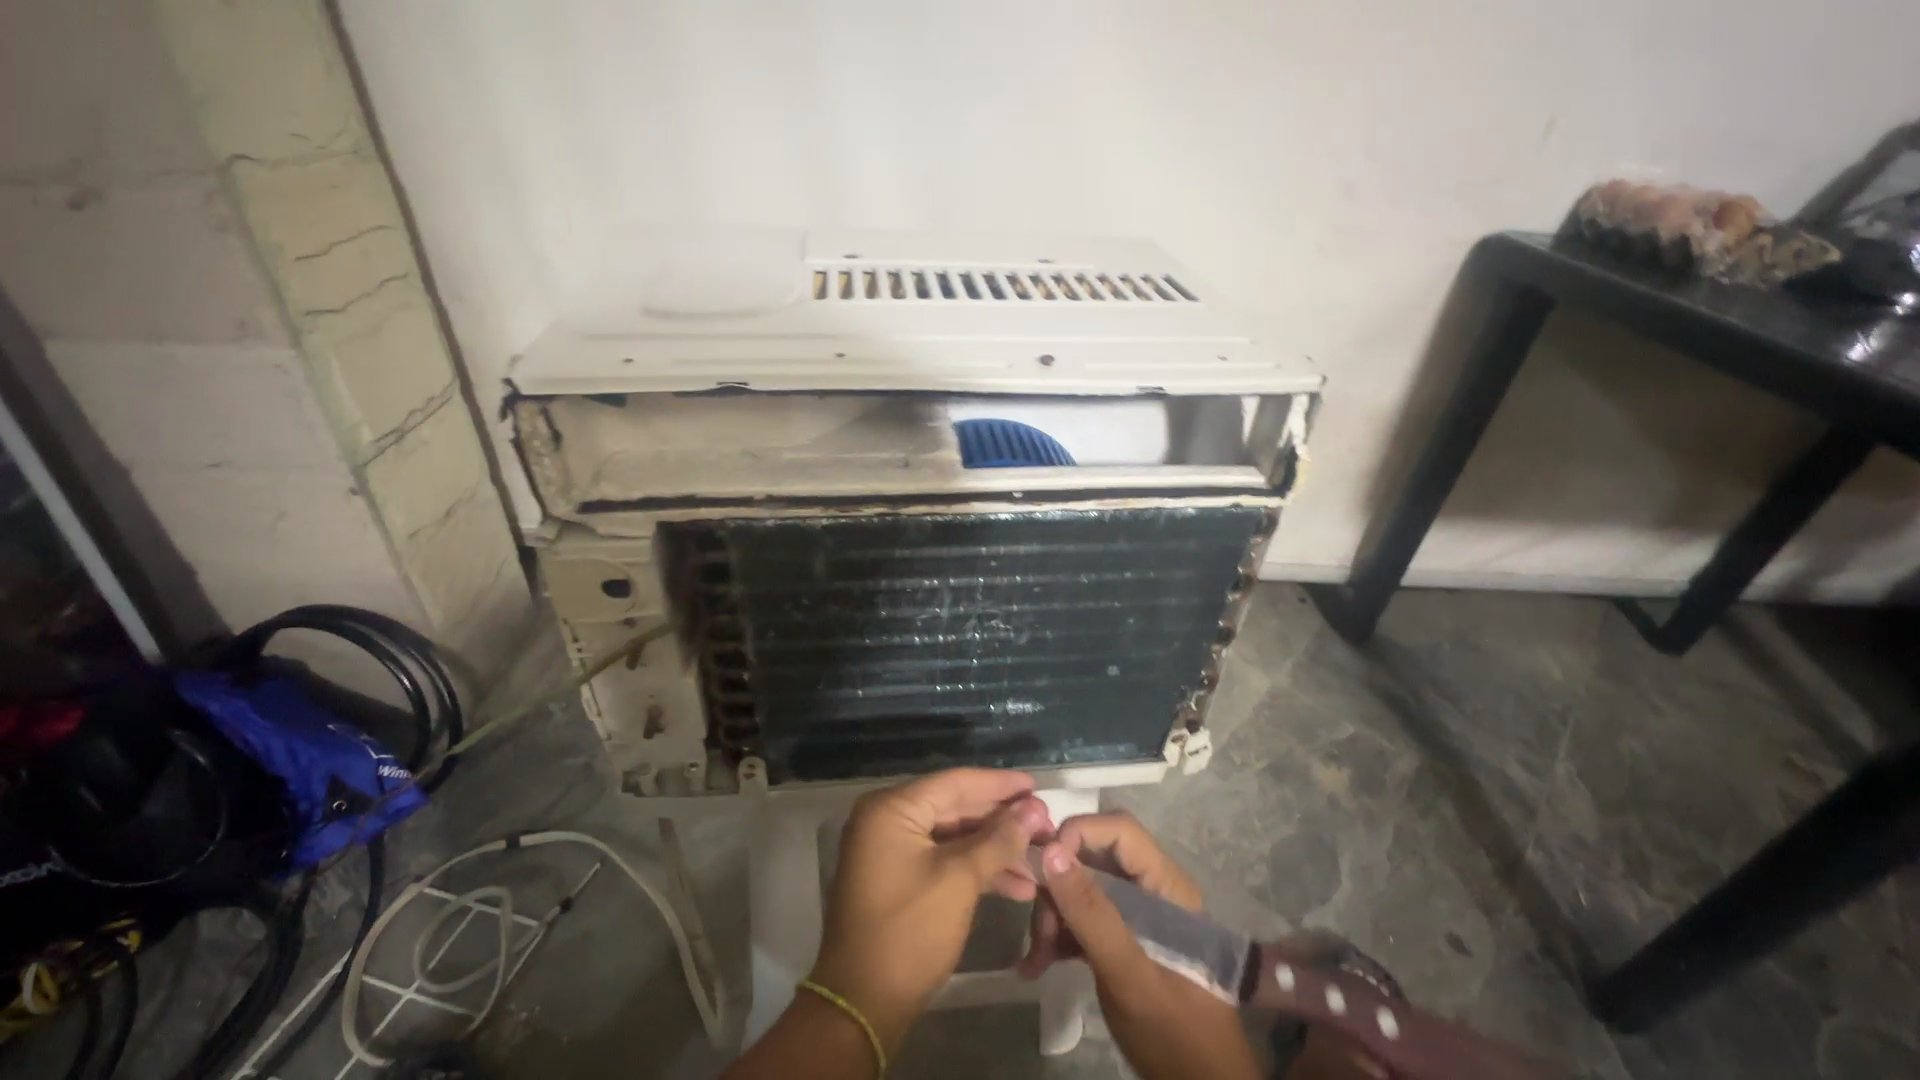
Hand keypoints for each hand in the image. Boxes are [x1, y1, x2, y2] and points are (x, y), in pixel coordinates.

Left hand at [810, 768, 1049, 1052]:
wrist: (864, 1002)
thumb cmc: (910, 931)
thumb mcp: (960, 880)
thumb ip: (999, 839)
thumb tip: (1034, 808)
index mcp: (892, 809)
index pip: (955, 783)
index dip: (1000, 784)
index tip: (1039, 786)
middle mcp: (887, 821)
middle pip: (955, 807)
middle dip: (1002, 819)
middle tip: (1046, 825)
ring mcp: (892, 852)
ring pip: (954, 837)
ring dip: (996, 848)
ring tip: (1040, 859)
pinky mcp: (900, 880)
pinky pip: (945, 860)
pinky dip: (978, 869)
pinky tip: (1018, 885)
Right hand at [1022, 812, 1261, 1079]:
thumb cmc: (1174, 1030)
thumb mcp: (1129, 974)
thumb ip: (1093, 913)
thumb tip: (1050, 850)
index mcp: (1166, 886)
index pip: (1119, 829)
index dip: (1077, 834)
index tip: (1041, 868)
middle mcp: (1151, 889)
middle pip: (1092, 858)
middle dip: (1057, 887)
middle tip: (1038, 930)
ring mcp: (1135, 914)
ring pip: (1080, 888)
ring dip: (1052, 916)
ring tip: (1037, 958)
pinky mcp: (1121, 938)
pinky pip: (1081, 918)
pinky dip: (1057, 937)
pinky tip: (1038, 965)